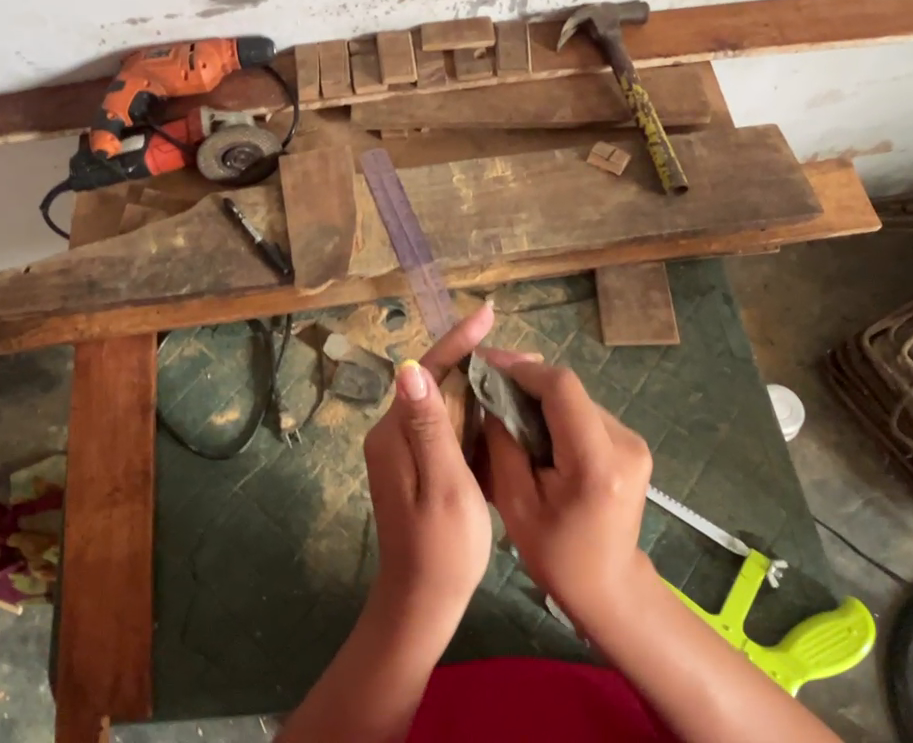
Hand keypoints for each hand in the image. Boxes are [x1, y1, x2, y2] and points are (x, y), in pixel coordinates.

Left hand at [360, 302, 497, 636]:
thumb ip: (430, 426)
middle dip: (473, 361)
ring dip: (475, 388)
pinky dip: (472, 417)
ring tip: (517, 375)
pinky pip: (445, 427)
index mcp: (396, 433)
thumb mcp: (444, 485)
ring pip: (441, 403)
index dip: (458, 340)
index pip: (427, 371)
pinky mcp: (415, 464)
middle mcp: (392, 433)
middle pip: (433, 382)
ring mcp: (402, 449)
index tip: (488, 312)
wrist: (422, 599)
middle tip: (519, 353)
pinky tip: (500, 413)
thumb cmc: (441, 548)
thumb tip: (412, 367)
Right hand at [481, 355, 655, 633]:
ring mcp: (633, 443)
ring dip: (539, 399)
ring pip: (575, 399)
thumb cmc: (556, 554)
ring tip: (504, 410)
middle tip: (486, 387)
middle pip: (569, 391)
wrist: (608, 587)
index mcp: (596, 463)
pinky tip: (532, 431)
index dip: (522, 371)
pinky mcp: (630, 445)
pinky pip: (584, 414)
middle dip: (526, 384)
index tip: (486, 368)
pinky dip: (555, 415)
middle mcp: (624, 443)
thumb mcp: (515, 502)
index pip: (561, 388)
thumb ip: (503, 443)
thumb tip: (488, 395)